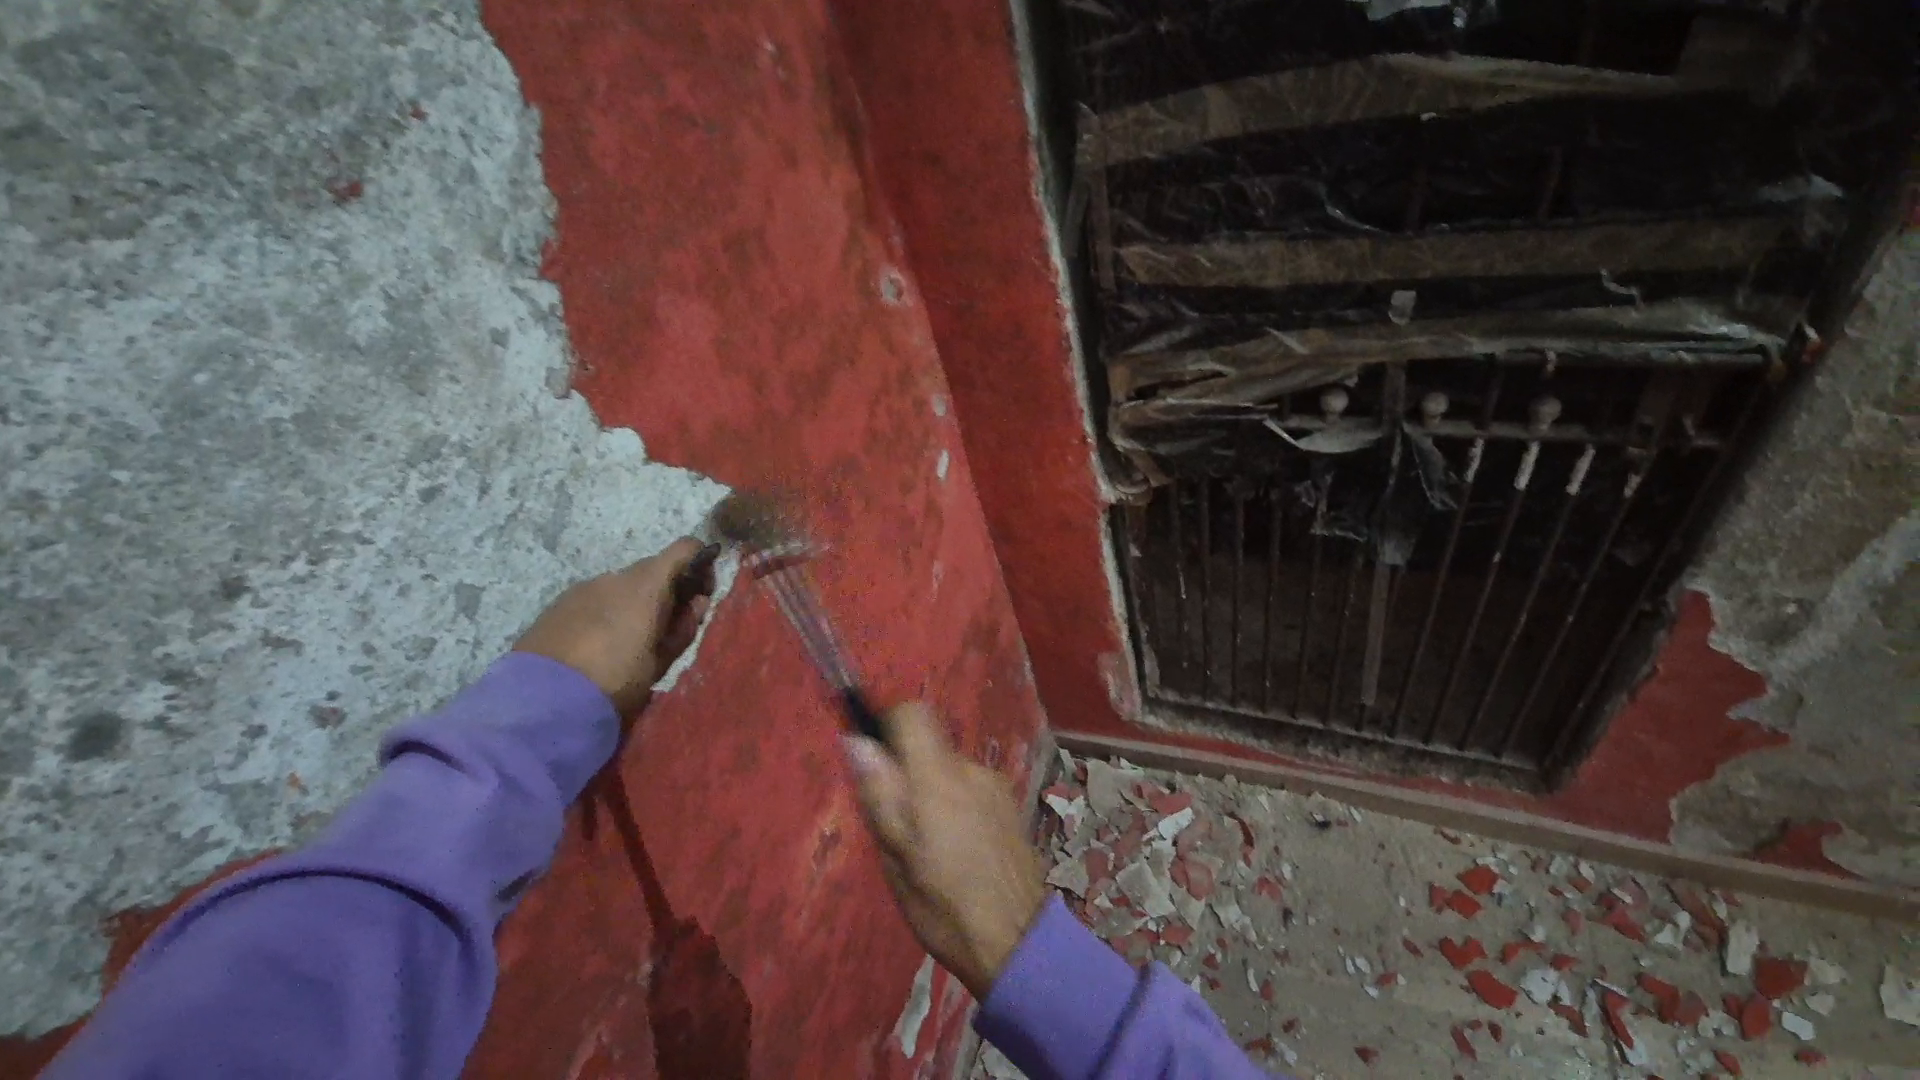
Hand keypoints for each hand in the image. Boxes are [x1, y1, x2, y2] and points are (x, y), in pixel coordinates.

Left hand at [514, 538, 716, 714]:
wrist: (541, 699)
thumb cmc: (615, 681)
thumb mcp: (661, 661)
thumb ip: (683, 627)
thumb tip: (695, 603)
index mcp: (647, 585)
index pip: (686, 549)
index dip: (701, 564)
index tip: (701, 594)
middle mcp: (615, 577)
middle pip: (653, 569)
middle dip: (667, 590)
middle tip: (667, 628)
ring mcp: (583, 588)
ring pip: (622, 586)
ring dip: (635, 603)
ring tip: (628, 642)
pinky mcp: (558, 604)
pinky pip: (596, 599)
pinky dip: (607, 612)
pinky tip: (598, 644)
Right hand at [843, 704, 1048, 1000]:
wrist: (1018, 942)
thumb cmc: (943, 905)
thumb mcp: (896, 856)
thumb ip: (879, 793)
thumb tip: (857, 741)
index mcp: (938, 777)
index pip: (912, 713)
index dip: (888, 725)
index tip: (875, 760)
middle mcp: (971, 770)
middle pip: (930, 746)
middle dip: (907, 773)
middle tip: (896, 825)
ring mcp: (996, 787)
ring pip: (949, 771)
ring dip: (932, 793)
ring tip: (928, 847)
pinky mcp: (1011, 807)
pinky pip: (971, 790)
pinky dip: (956, 807)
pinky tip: (957, 850)